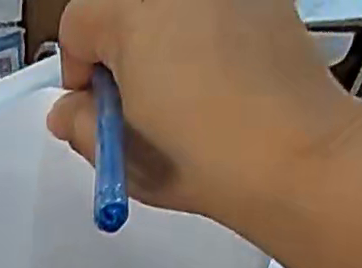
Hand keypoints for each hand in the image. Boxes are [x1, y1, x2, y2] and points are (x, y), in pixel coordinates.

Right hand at [44, 0, 361, 228]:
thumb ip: (84, 128)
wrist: (291, 155)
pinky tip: (214, 81)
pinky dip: (201, 35)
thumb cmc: (205, 158)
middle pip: (122, 6)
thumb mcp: (123, 158)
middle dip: (118, 50)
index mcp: (132, 10)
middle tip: (134, 104)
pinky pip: (209, 10)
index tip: (94, 107)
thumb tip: (70, 113)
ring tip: (179, 96)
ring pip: (167, 9)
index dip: (78, 72)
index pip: (77, 23)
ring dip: (158, 41)